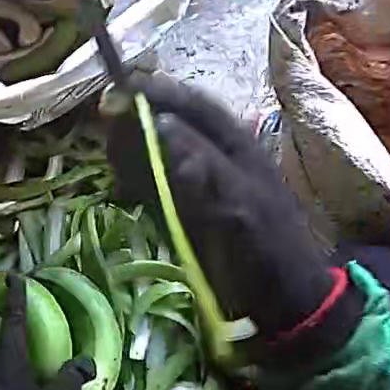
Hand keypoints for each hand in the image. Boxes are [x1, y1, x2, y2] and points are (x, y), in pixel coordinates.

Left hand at [0, 273, 92, 389]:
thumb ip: (71, 377)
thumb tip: (85, 361)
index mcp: (8, 362)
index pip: (13, 320)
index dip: (16, 297)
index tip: (14, 276)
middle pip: (5, 344)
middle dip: (17, 332)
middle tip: (32, 322)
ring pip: (2, 368)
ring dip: (17, 361)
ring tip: (36, 365)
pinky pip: (1, 388)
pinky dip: (15, 384)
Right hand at [105, 77, 361, 364]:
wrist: (282, 301)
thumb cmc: (267, 249)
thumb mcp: (238, 203)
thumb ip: (203, 162)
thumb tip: (162, 122)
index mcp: (234, 144)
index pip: (190, 104)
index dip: (156, 92)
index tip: (119, 89)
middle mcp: (214, 155)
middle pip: (168, 124)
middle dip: (136, 122)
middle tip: (106, 126)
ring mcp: (199, 182)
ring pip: (158, 153)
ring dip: (132, 151)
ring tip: (112, 158)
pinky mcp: (187, 208)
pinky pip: (155, 183)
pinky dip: (135, 181)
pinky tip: (123, 187)